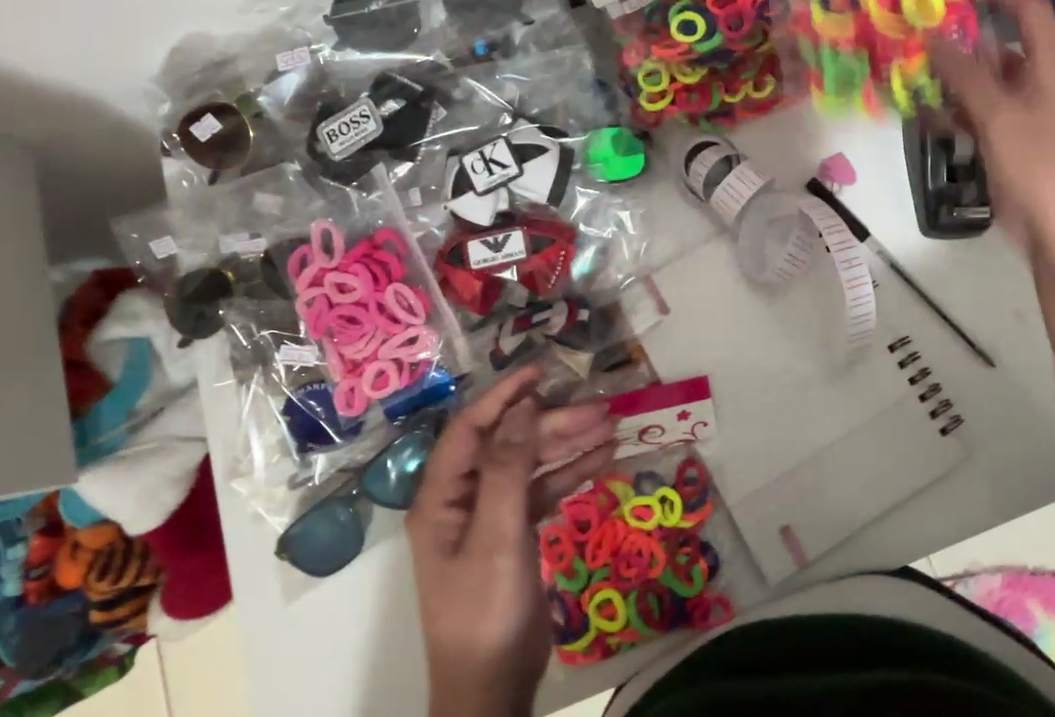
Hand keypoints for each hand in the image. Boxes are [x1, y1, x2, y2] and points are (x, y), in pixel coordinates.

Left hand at [408, 367, 617, 716]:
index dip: (503, 396)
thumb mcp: (497, 536)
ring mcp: (491, 516)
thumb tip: (522, 408)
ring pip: (531, 465)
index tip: (543, 371)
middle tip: (601, 409)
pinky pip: (544, 492)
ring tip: (613, 426)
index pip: (470, 429)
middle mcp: (463, 498)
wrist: (492, 683)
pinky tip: (605, 459)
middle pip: (509, 444)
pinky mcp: (515, 534)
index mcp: (442, 496)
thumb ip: (508, 469)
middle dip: (553, 424)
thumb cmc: (484, 609)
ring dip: (569, 445)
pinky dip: (572, 475)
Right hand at [927, 0, 1054, 253]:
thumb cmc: (1036, 166)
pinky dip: (950, 106)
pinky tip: (920, 107)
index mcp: (1047, 67)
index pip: (1029, 9)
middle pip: (998, 42)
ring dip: (949, 71)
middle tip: (917, 23)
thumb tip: (931, 34)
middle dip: (959, 32)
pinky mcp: (1004, 139)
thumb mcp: (998, 115)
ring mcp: (1019, 112)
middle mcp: (1035, 82)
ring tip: (908, 61)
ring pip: (981, 79)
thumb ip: (964, 74)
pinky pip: (974, 112)